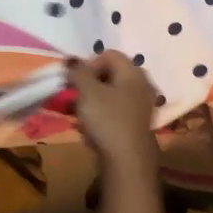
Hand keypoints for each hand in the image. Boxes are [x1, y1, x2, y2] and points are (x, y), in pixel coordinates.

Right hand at [66, 51, 159, 177]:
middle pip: (109, 74)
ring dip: (89, 99)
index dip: (87, 64)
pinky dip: (98, 112)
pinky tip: (86, 125)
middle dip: (87, 83)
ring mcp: (140, 104)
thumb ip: (77, 72)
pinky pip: (113, 109)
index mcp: (133, 72)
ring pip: (110, 93)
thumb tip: (71, 60)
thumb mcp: (87, 92)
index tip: (75, 82)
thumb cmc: (106, 119)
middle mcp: (141, 84)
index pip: (108, 55)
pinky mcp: (135, 122)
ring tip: (75, 112)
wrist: (126, 158)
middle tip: (72, 96)